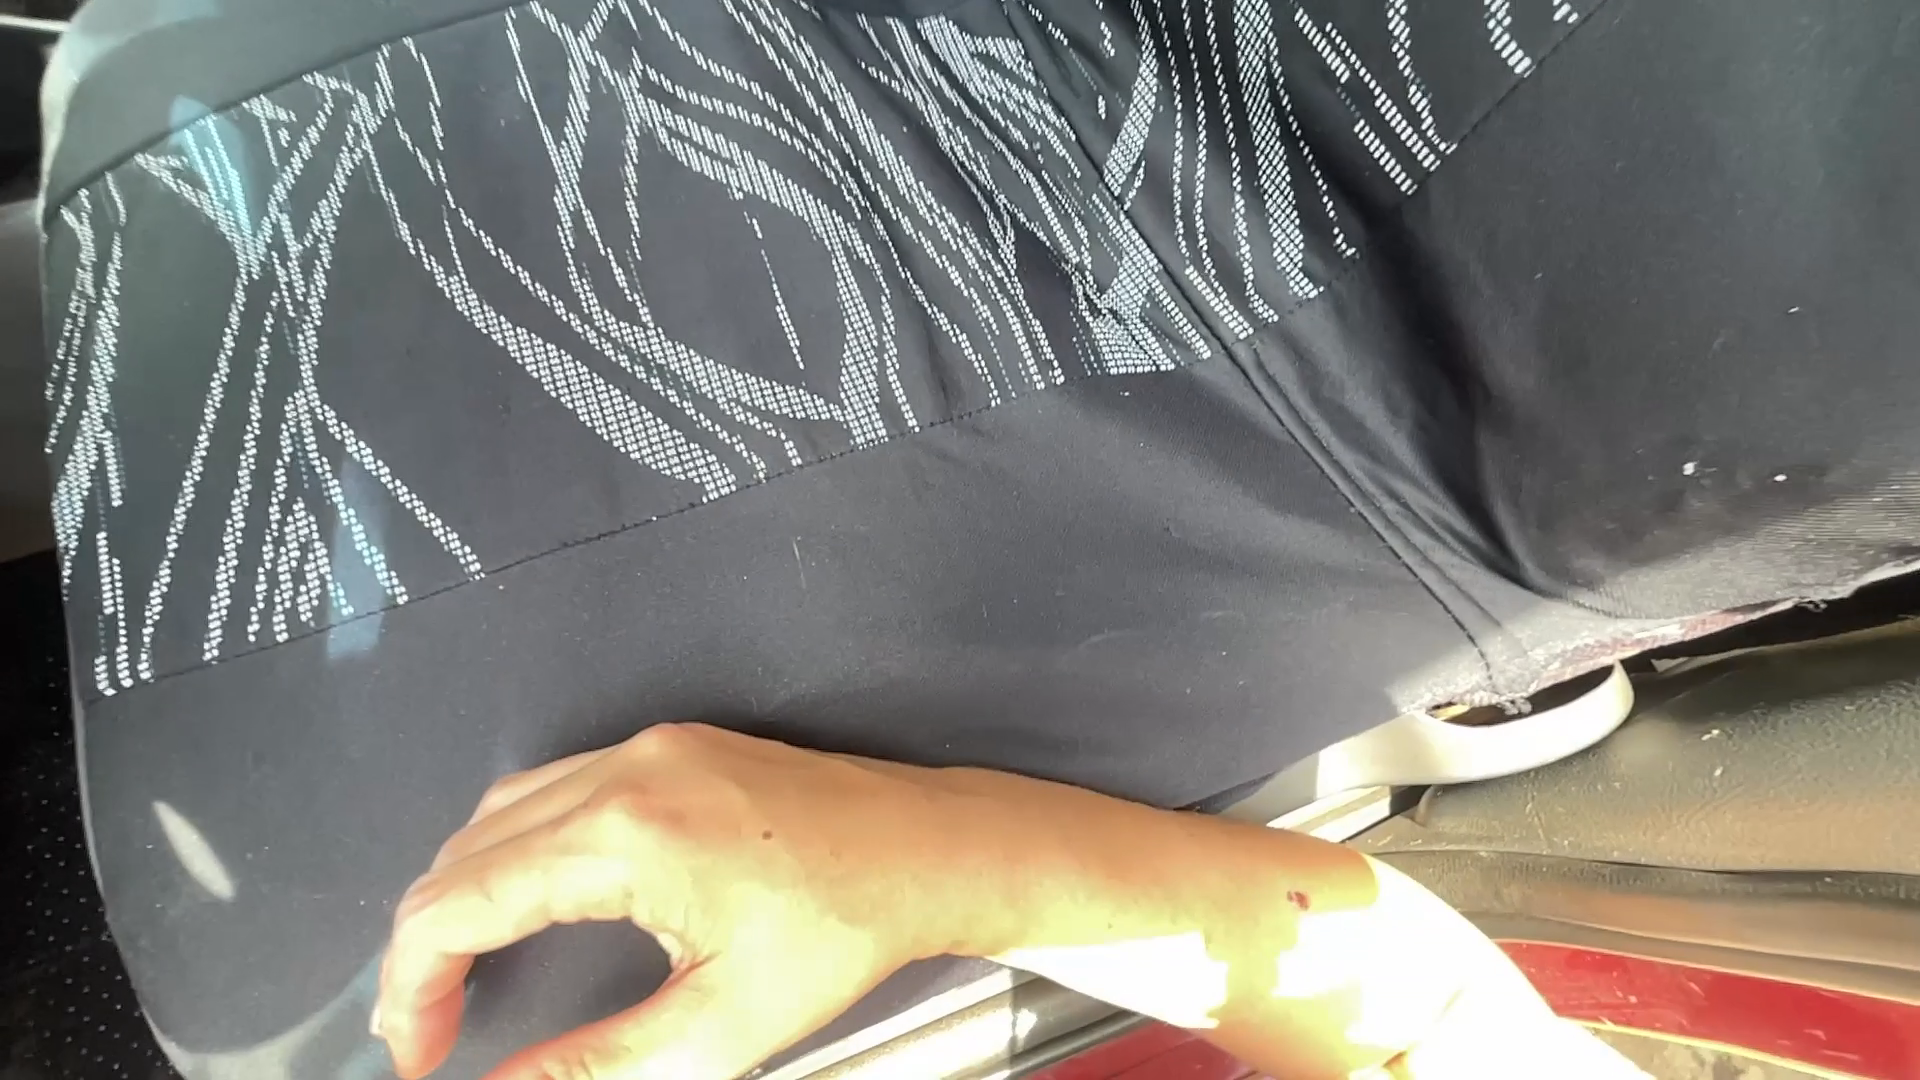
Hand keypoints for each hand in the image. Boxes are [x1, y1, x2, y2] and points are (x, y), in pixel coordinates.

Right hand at [372, 723, 1001, 1079]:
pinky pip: (572, 779)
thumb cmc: (836, 930)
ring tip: (476, 960)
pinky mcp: (687, 740)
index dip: (409, 983)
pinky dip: (529, 836)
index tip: (419, 1048)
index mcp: (626, 832)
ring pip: (516, 803)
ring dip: (476, 879)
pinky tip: (544, 887)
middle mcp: (630, 766)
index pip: (456, 899)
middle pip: (473, 844)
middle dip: (432, 934)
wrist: (921, 845)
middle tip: (440, 1016)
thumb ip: (588, 1068)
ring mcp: (661, 742)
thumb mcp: (715, 1025)